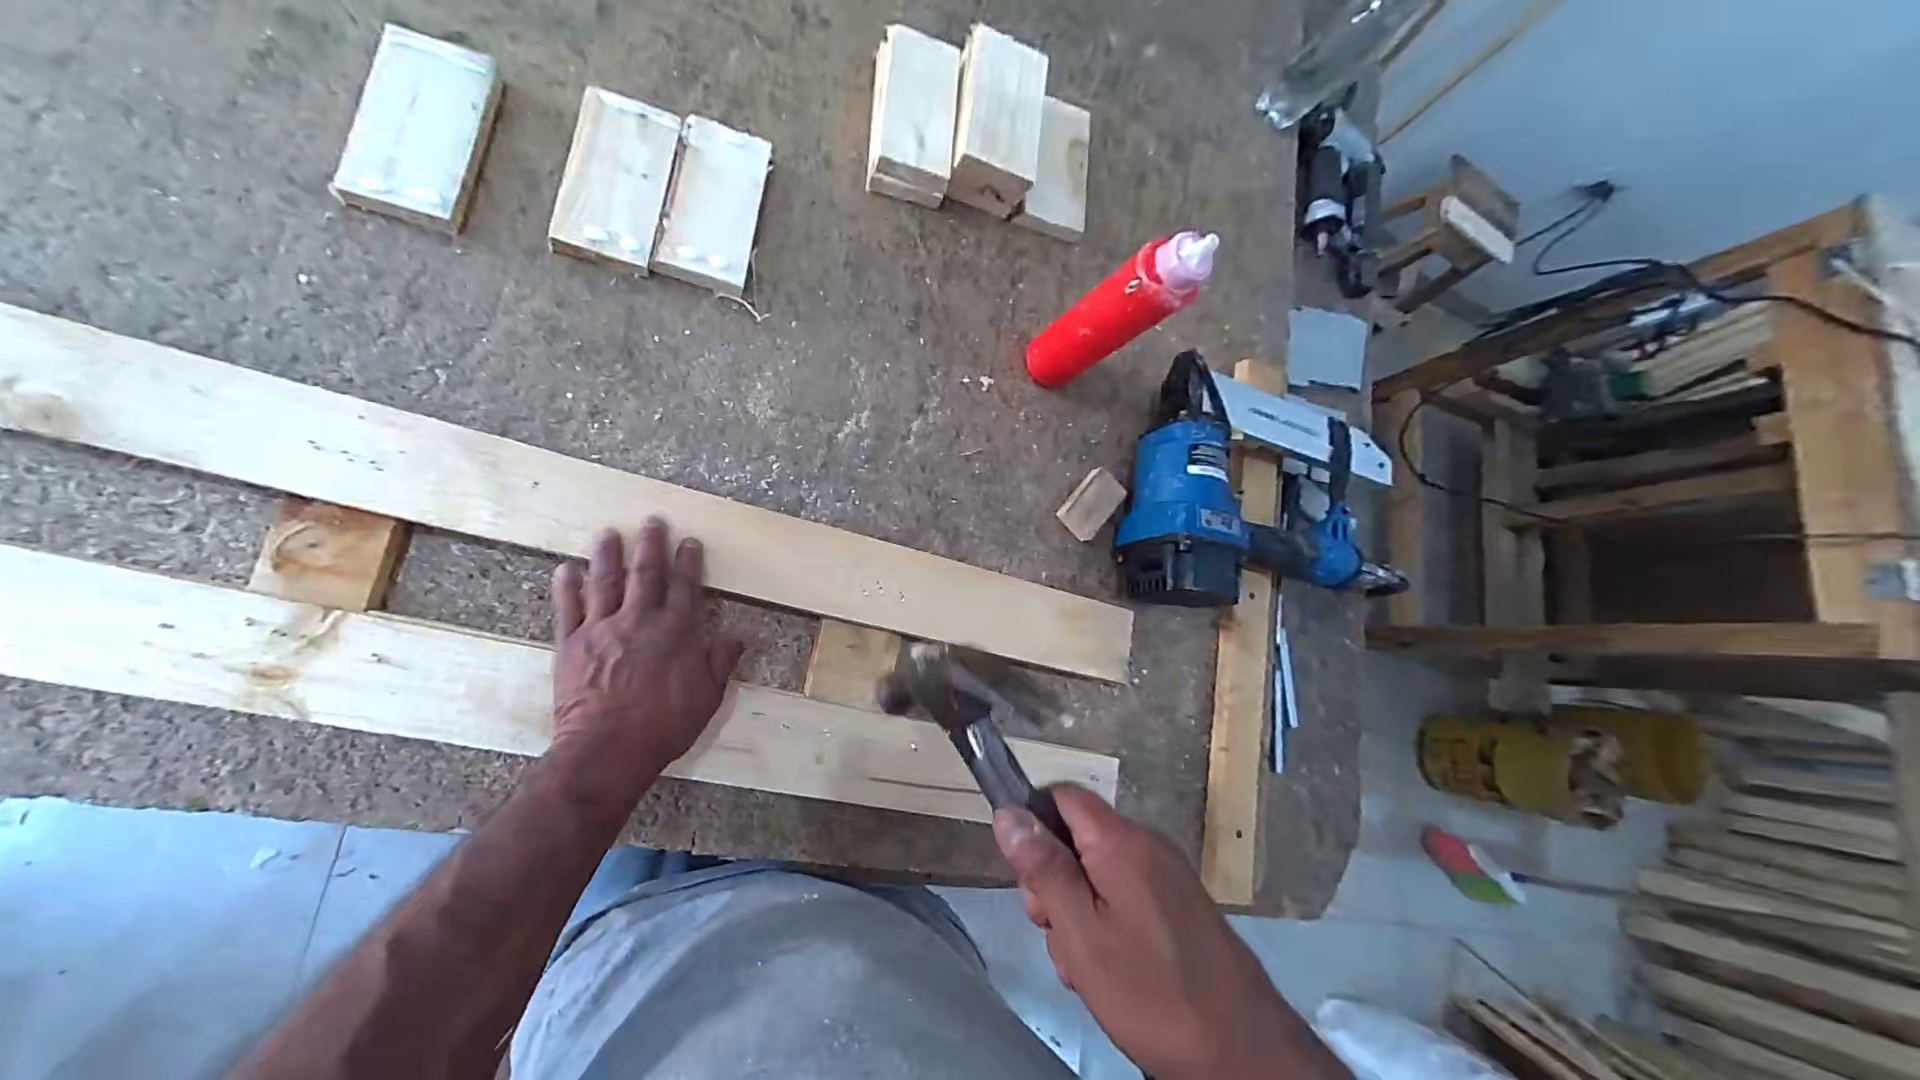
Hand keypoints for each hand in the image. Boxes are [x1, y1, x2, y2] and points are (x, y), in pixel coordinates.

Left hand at [548, 519, 745, 806]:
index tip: (689, 542)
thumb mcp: (708, 696)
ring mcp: (602, 629)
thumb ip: (721, 662)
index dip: (688, 563)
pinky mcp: (571, 644)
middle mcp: (640, 621)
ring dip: (607, 555)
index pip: (685, 588)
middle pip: (646, 574)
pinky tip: (566, 569)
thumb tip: (739, 636)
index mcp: (676, 632)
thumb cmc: (664, 724)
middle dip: (651, 545)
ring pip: (605, 582)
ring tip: (609, 533)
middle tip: (652, 521)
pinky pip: (567, 608)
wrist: (608, 748)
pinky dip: (566, 587)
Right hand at [993, 786, 1349, 1079]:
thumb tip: (1009, 813)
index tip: (1024, 873)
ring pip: (1097, 872)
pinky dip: (1106, 922)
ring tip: (1084, 965)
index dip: (1033, 821)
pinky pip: (1124, 894)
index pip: (1063, 796)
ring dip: (1078, 911)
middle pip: (1078, 838)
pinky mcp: (1178, 904)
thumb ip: (1043, 869)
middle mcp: (1147, 845)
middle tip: (1053, 930)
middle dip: (1054, 880)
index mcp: (1122, 842)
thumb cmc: (1153, 991)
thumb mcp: (1081, 932)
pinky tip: (1109, 970)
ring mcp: (1167, 875)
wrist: (1244, 1053)